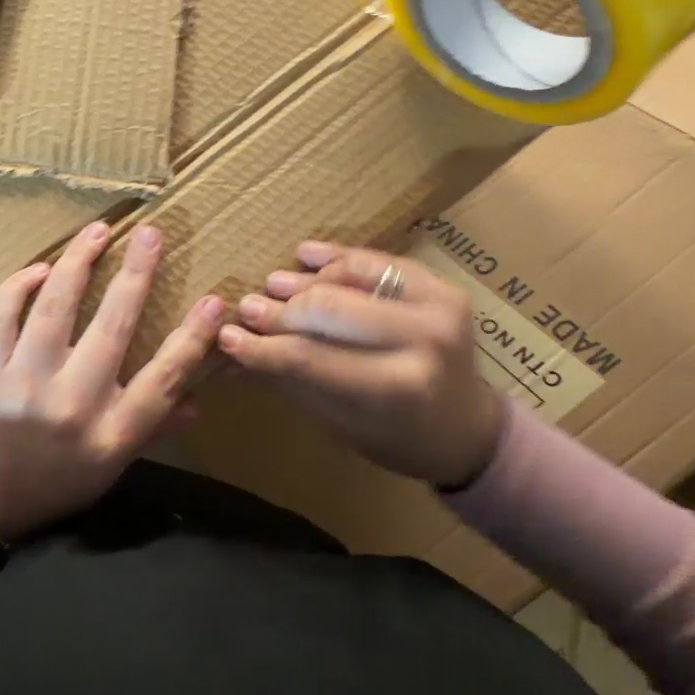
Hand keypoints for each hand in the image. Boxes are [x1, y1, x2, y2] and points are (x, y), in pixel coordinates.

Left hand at [0, 221, 224, 538]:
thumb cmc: (55, 483)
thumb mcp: (110, 468)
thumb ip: (151, 428)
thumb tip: (195, 399)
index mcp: (110, 435)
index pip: (163, 378)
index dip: (192, 337)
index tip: (213, 299)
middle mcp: (71, 403)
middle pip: (113, 326)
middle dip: (137, 274)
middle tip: (152, 234)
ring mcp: (25, 382)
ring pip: (56, 306)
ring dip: (79, 261)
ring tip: (99, 230)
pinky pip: (4, 312)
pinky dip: (21, 284)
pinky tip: (42, 268)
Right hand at [216, 241, 503, 488]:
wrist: (468, 430)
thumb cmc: (398, 439)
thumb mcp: (341, 424)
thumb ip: (293, 379)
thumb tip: (237, 346)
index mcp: (397, 388)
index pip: (309, 358)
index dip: (261, 346)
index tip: (226, 337)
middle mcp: (423, 342)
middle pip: (328, 310)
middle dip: (279, 311)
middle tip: (247, 308)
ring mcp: (438, 308)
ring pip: (350, 278)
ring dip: (304, 282)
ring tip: (271, 285)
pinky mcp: (443, 288)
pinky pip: (378, 262)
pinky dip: (338, 258)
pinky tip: (305, 255)